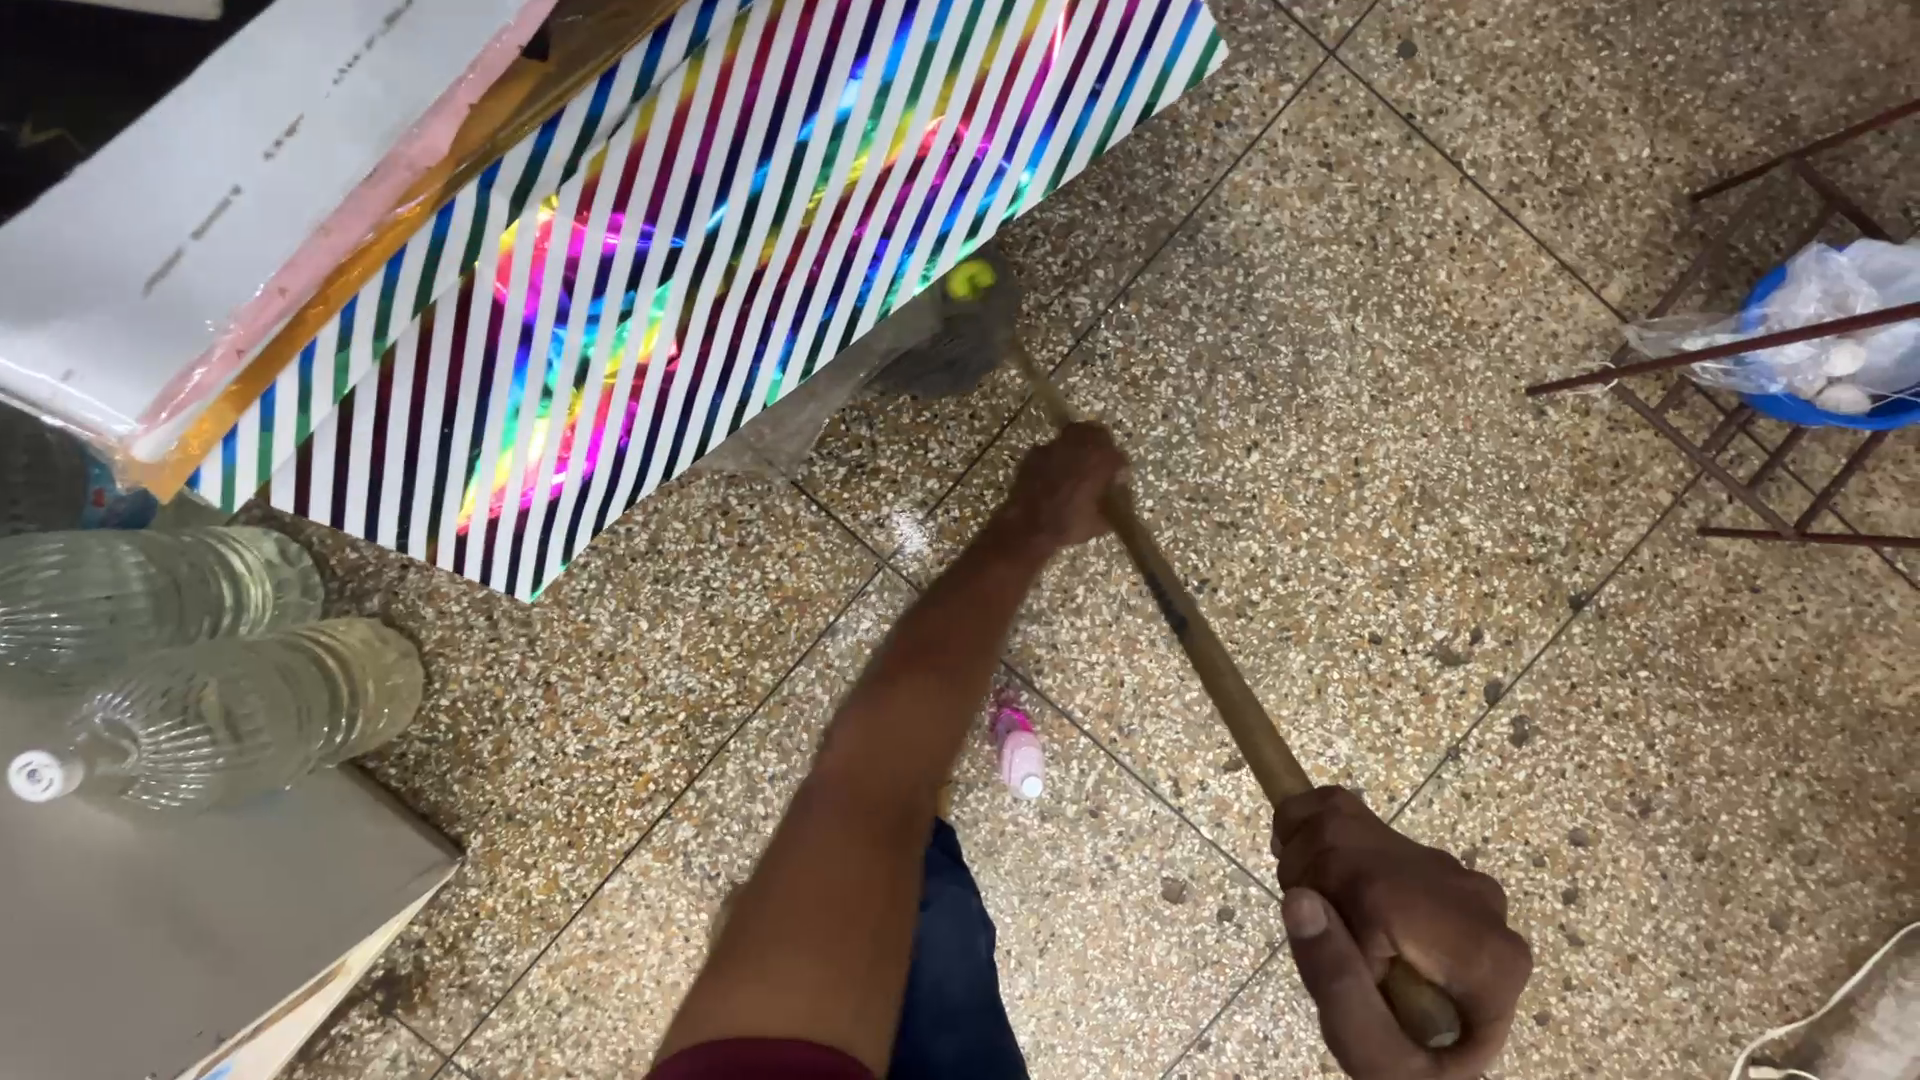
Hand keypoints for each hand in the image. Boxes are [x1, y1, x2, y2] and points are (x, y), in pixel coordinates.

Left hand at [992, 423, 1127, 554]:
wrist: (1028, 528)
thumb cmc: (1068, 526)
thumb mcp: (1098, 524)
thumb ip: (1109, 507)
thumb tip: (1110, 503)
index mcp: (1099, 461)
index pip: (1117, 455)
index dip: (1118, 466)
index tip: (1117, 477)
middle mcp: (1078, 447)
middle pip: (1095, 432)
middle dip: (1100, 444)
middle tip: (1099, 461)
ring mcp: (1052, 448)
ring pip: (1070, 435)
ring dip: (1076, 446)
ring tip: (1075, 464)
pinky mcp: (1033, 455)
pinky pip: (1049, 450)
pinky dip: (1054, 458)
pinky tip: (1052, 473)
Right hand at [1273, 787, 1530, 1079]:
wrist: (1434, 1059)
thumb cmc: (1406, 1064)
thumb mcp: (1370, 1054)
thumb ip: (1338, 985)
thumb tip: (1299, 898)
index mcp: (1479, 951)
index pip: (1367, 889)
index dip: (1328, 923)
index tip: (1335, 967)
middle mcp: (1476, 898)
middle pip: (1345, 846)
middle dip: (1310, 890)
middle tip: (1322, 943)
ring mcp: (1450, 870)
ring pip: (1335, 821)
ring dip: (1304, 864)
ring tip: (1327, 919)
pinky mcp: (1420, 851)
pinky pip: (1340, 808)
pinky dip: (1305, 832)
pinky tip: (1320, 880)